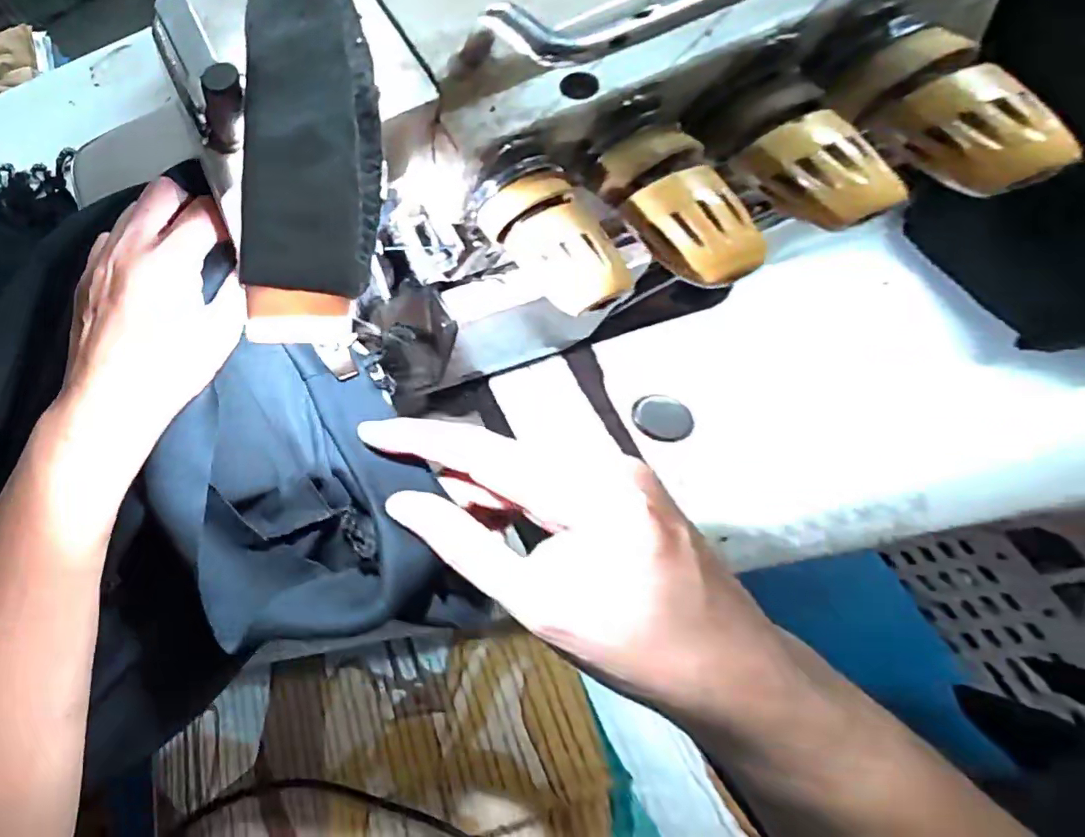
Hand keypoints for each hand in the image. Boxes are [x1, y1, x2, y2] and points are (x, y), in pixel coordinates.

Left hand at [58, 177, 244, 455]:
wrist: (106, 402)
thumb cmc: (164, 374)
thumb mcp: (218, 334)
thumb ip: (235, 290)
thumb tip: (241, 267)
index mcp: (167, 261)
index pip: (204, 211)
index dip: (226, 217)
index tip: (234, 232)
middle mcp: (129, 248)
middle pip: (163, 190)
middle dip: (191, 199)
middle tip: (206, 225)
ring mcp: (102, 258)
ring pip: (132, 207)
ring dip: (159, 214)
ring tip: (177, 241)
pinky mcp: (86, 274)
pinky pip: (111, 234)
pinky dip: (132, 236)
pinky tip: (144, 261)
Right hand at [359, 418, 795, 722]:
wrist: (740, 678)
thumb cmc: (637, 649)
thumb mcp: (534, 604)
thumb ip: (461, 544)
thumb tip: (402, 502)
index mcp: (588, 489)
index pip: (480, 449)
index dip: (416, 438)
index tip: (369, 431)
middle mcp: (604, 462)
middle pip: (497, 451)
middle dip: (452, 475)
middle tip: (422, 509)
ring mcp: (617, 468)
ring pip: (517, 461)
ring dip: (482, 488)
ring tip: (472, 529)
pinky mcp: (621, 481)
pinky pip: (543, 472)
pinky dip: (511, 494)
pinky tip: (505, 523)